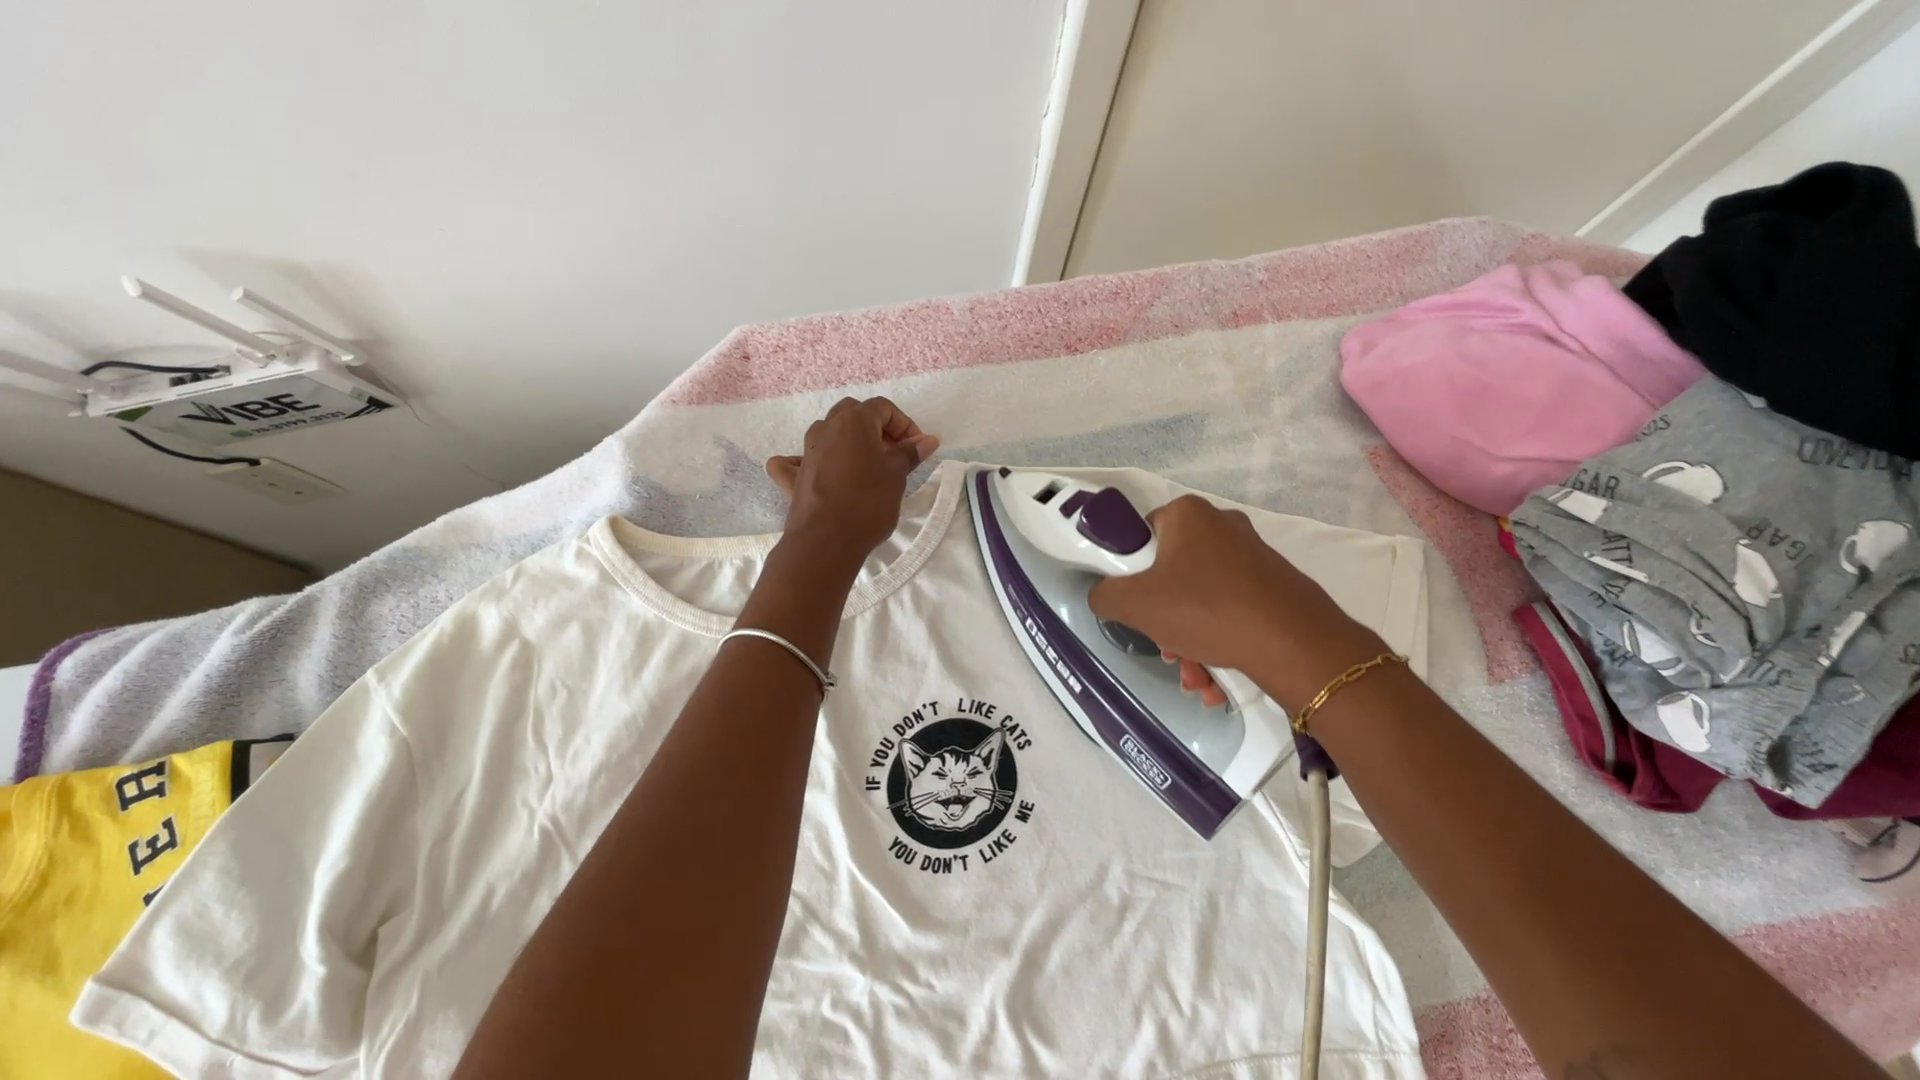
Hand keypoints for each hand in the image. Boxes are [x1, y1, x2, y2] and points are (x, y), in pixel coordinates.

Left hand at [766, 397, 939, 557]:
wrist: (827, 540)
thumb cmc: (868, 502)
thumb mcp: (896, 475)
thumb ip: (909, 453)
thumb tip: (928, 440)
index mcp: (854, 421)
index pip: (883, 408)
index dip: (904, 424)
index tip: (916, 448)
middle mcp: (826, 428)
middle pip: (853, 414)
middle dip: (876, 427)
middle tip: (892, 453)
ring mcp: (806, 451)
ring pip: (827, 432)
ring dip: (847, 440)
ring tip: (865, 465)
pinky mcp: (793, 477)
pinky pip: (794, 461)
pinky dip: (803, 461)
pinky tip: (810, 469)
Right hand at [1087, 495, 1387, 712]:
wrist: (1293, 643)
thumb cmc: (1205, 609)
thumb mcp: (1135, 604)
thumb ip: (1105, 595)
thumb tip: (1105, 596)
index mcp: (1187, 514)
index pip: (1141, 536)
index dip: (1130, 573)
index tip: (1134, 606)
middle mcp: (1222, 526)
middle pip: (1171, 574)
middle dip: (1164, 622)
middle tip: (1167, 652)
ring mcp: (1252, 556)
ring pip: (1201, 600)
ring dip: (1189, 643)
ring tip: (1196, 680)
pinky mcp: (1274, 585)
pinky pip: (1230, 611)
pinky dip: (1218, 643)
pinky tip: (1216, 680)